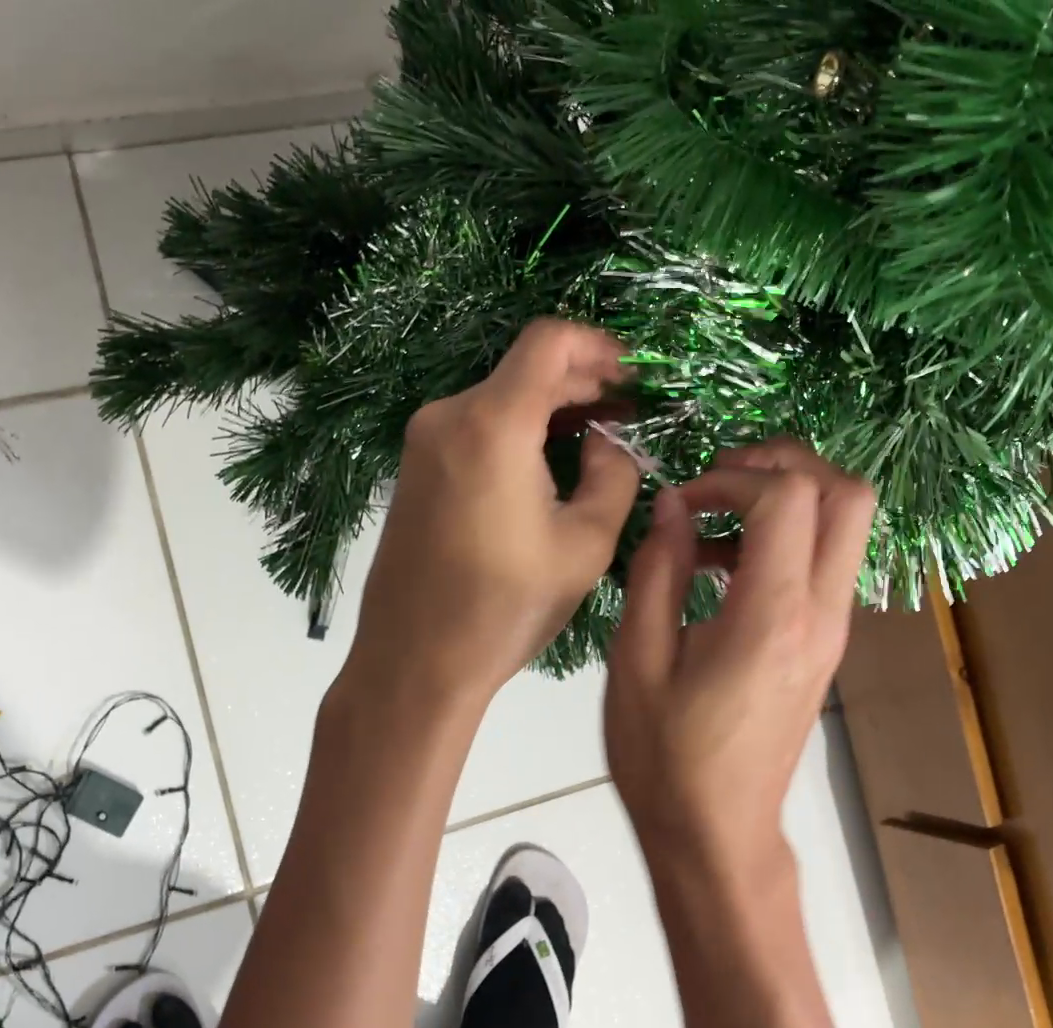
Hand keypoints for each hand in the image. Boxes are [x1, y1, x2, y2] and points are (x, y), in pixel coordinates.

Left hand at [338, 319, 642, 710]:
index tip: (638, 379)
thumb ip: (613, 474)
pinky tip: (552, 462)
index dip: (602, 347)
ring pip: (503, 398)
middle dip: (585, 382)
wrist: (414, 661)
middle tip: (633, 414)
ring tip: (602, 440)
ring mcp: (424, 441)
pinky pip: (478, 427)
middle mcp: (448, 416)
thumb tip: (606, 440)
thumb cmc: (505, 608)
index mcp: (491, 424)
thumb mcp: (585, 544)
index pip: (550, 340)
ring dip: (554, 409)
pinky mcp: (417, 467)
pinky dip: (520, 432)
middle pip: (527, 369)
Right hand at [605, 438, 875, 863]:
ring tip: (715, 513)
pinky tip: (722, 562)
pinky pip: (825, 559)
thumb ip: (657, 572)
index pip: (788, 497)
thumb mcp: (637, 660)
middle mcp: (820, 613)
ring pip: (847, 523)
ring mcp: (832, 629)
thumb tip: (672, 505)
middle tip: (721, 475)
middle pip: (848, 494)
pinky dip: (785, 534)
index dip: (732, 477)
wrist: (718, 835)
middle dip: (786, 462)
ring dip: (788, 494)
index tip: (682, 501)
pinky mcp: (825, 643)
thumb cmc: (665, 757)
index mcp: (771, 617)